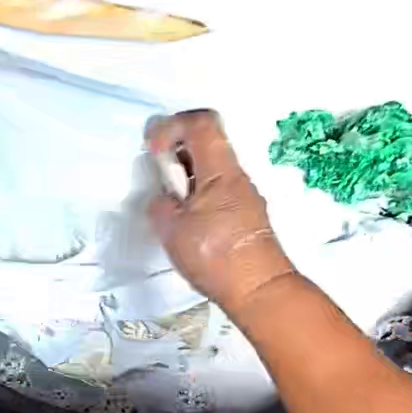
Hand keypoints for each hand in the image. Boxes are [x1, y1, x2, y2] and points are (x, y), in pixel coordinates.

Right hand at [146, 110, 299, 314]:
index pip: (200, 123)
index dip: (171, 127)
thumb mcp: (172, 229)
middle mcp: (237, 176)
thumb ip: (161, 204)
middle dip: (176, 152)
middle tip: (158, 178)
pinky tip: (186, 222)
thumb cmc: (215, 255)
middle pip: (206, 144)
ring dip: (185, 177)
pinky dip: (197, 196)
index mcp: (220, 170)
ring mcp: (244, 196)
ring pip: (211, 169)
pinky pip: (217, 191)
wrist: (258, 289)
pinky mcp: (245, 216)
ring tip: (169, 205)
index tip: (153, 151)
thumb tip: (165, 199)